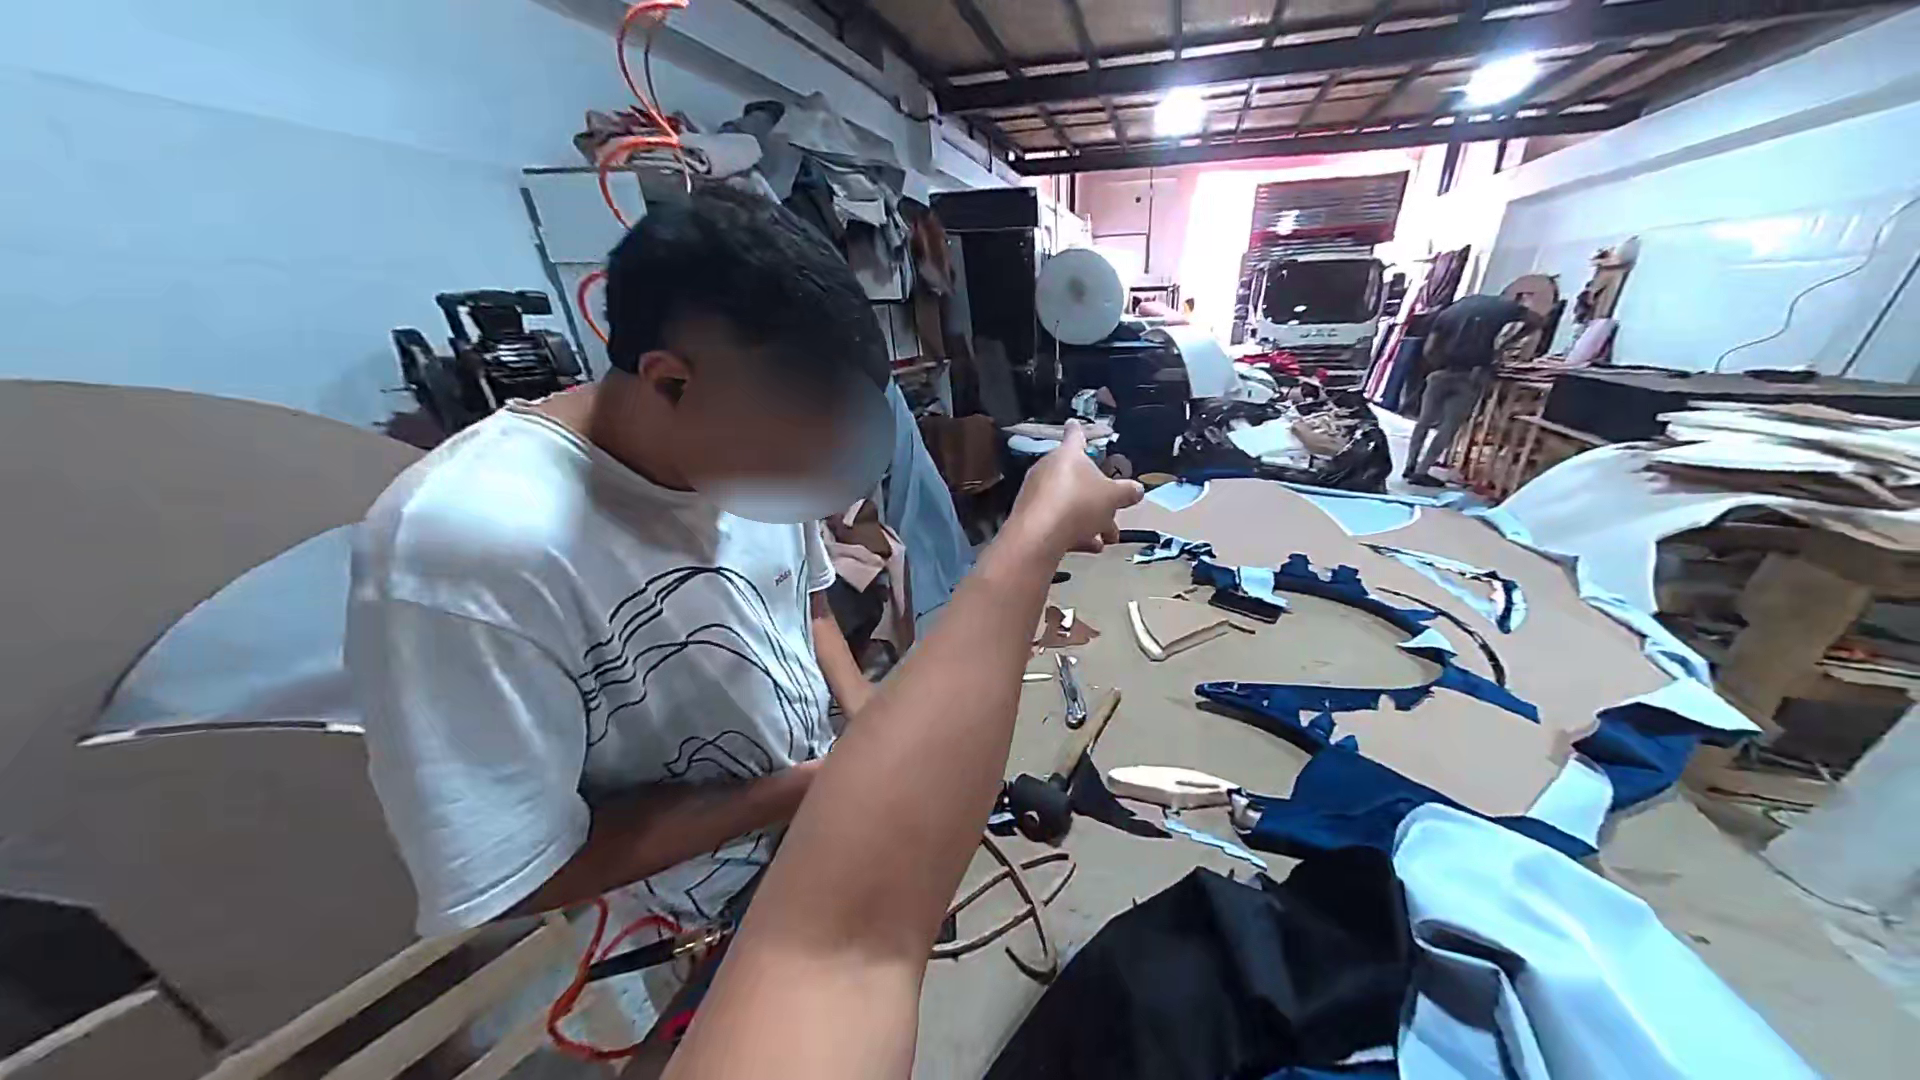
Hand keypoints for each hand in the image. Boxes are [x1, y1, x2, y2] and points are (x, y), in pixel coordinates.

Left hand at [1007, 421, 1144, 555]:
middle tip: (1114, 515)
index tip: (1074, 423)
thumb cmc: (1079, 504)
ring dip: (1090, 520)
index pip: (1075, 437)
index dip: (1079, 431)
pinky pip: (1057, 521)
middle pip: (1077, 479)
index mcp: (1068, 455)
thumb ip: (1126, 492)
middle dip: (1098, 499)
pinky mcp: (1030, 518)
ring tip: (1107, 539)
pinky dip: (1074, 532)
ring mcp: (1037, 494)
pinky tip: (1091, 548)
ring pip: (1069, 503)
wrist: (1039, 535)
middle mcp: (1048, 469)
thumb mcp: (1112, 497)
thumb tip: (1138, 489)